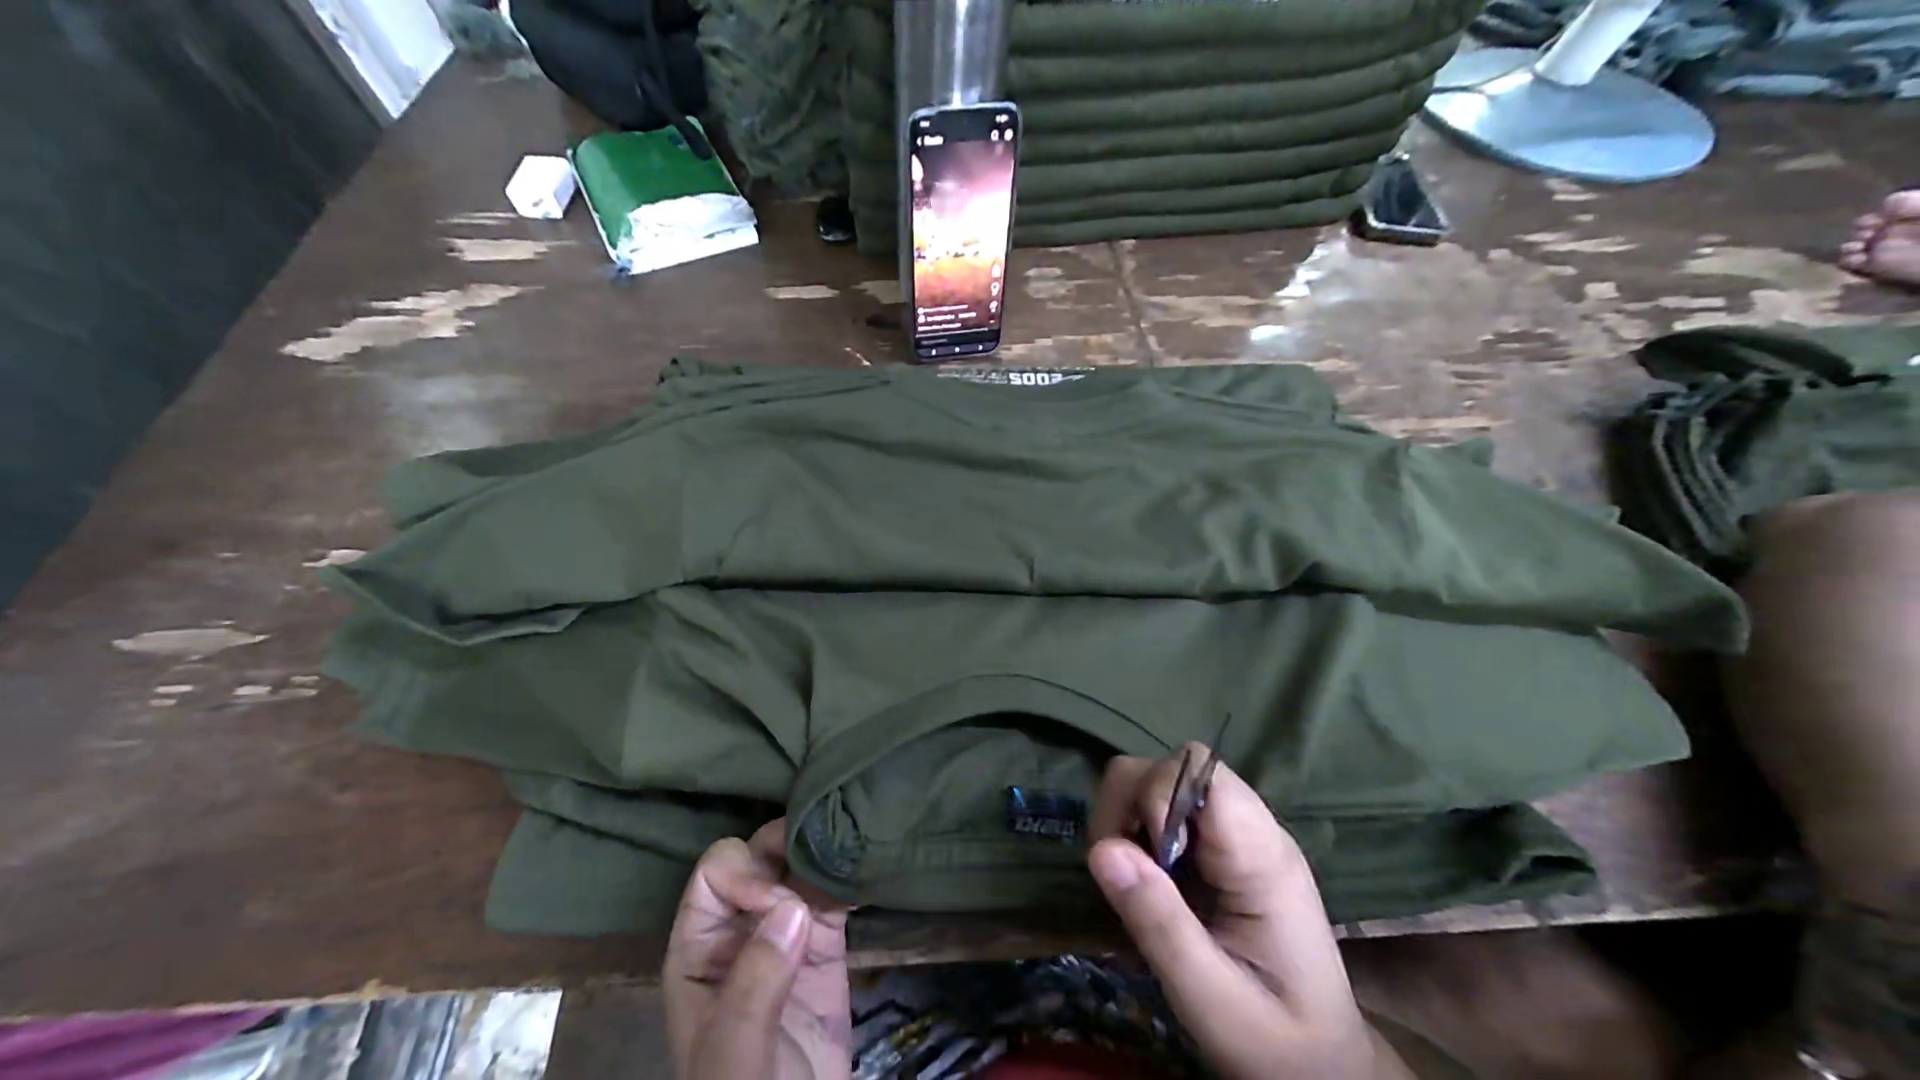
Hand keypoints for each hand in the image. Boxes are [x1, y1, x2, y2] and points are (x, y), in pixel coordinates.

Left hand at [663, 820, 851, 1079]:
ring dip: (821, 850)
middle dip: (786, 848)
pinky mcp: (827, 945)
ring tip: (849, 844)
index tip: (781, 902)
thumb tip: (791, 907)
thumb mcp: (735, 1054)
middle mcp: (742, 930)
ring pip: (797, 868)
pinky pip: (834, 896)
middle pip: (757, 858)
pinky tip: (865, 867)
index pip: (715, 876)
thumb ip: (753, 986)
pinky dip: (848, 876)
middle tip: (821, 857)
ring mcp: (786, 935)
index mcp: (701, 948)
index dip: (746, 875)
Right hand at [1087, 747, 1416, 1079]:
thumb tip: (1101, 849)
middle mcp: (1251, 828)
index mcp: (1261, 855)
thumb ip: (1159, 923)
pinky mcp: (1221, 850)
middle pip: (1171, 767)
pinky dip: (1139, 835)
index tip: (1142, 857)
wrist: (1324, 1068)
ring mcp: (1236, 836)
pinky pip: (1166, 812)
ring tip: (1133, 882)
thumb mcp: (1211, 999)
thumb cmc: (1274, 1042)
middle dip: (1129, 807)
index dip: (1153, 796)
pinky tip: (1147, 884)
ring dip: (1129, 821)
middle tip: (1125, 874)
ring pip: (1160, 783)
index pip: (1197, 769)